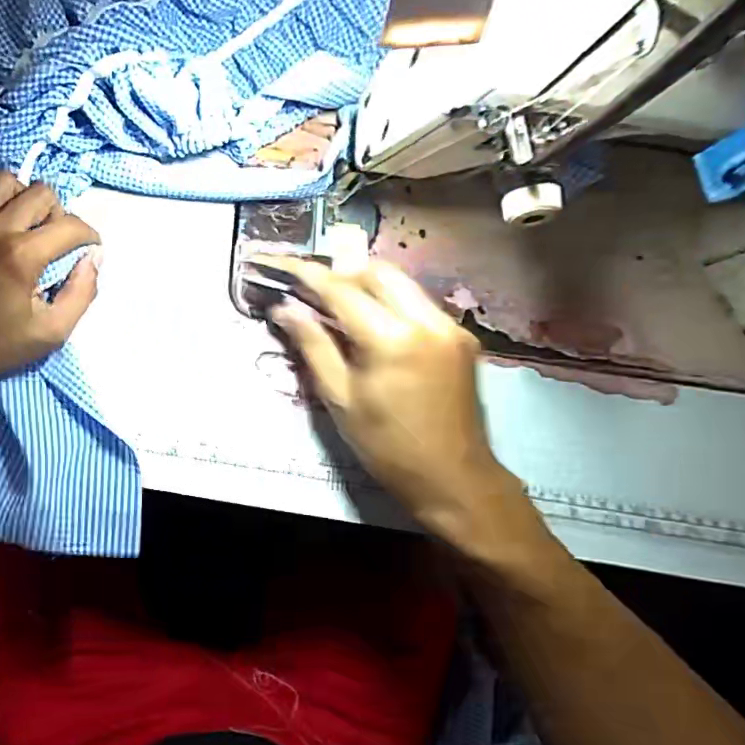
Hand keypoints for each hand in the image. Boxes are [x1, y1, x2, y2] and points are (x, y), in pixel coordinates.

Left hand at [0, 171, 100, 407]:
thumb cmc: (0, 347)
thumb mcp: (54, 332)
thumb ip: (82, 293)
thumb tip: (92, 260)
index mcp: (22, 256)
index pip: (70, 225)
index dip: (90, 236)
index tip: (90, 251)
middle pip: (40, 191)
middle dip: (59, 212)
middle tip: (58, 240)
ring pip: (2, 180)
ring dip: (23, 196)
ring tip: (28, 223)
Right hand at [257, 255, 513, 535]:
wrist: (452, 478)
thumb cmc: (387, 446)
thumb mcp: (340, 398)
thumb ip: (313, 346)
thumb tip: (285, 309)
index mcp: (393, 339)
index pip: (343, 290)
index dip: (309, 275)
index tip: (283, 266)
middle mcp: (427, 320)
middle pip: (378, 272)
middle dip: (343, 271)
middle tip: (312, 286)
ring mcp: (450, 327)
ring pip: (403, 283)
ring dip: (368, 284)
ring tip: (337, 303)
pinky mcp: (461, 337)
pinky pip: (419, 304)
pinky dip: (391, 302)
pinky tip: (373, 323)